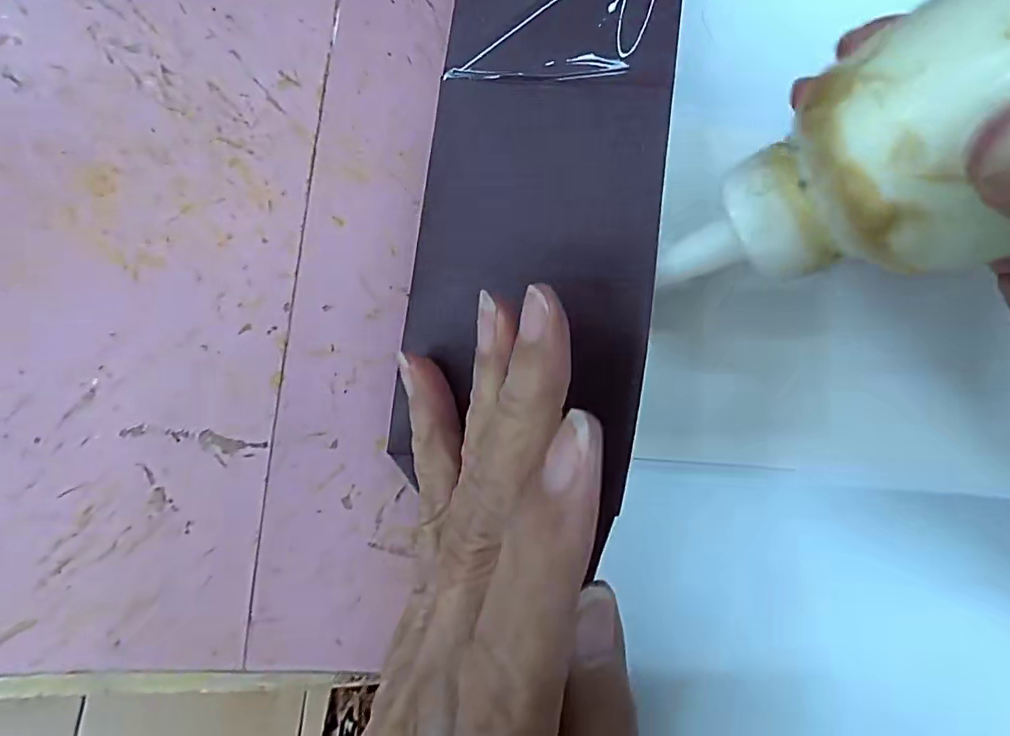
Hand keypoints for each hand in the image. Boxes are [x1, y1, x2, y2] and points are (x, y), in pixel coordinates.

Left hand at [369, 284, 636, 735]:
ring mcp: (424, 608)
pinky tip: (420, 371)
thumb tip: (592, 594)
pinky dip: (429, 429)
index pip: (526, 586)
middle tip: (539, 313)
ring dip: (481, 388)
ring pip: (457, 482)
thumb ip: (593, 698)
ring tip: (492, 316)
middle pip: (489, 506)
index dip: (555, 504)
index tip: (581, 425)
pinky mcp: (417, 594)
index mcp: (495, 695)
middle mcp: (448, 639)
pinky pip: (424, 501)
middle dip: (521, 399)